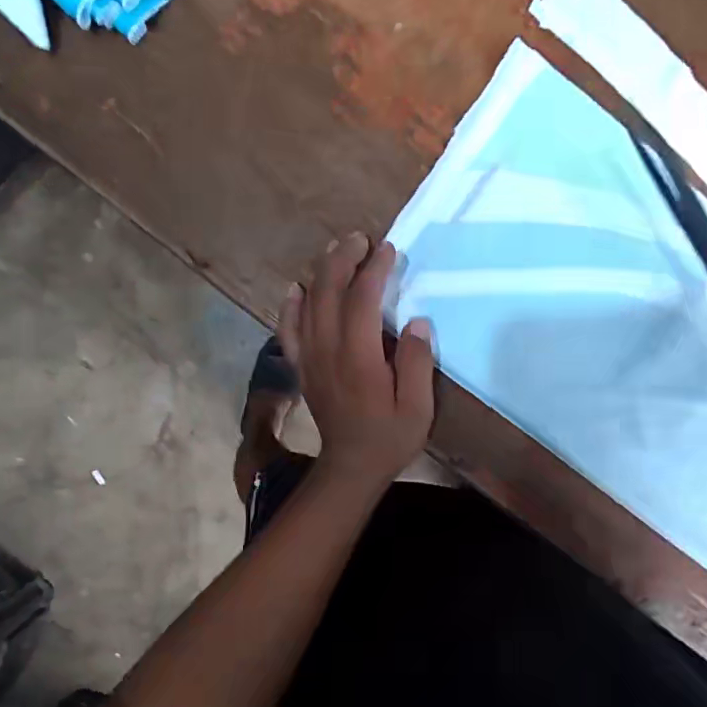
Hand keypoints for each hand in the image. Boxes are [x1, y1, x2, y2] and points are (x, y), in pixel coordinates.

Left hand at [279, 232, 434, 488]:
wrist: (351, 467)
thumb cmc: (389, 437)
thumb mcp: (417, 407)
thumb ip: (416, 362)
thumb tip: (415, 322)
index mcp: (358, 357)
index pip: (361, 300)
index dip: (374, 269)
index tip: (388, 249)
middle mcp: (328, 351)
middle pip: (328, 292)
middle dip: (343, 260)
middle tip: (360, 239)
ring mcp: (310, 358)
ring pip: (308, 304)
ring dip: (321, 273)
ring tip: (337, 251)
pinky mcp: (303, 367)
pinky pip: (289, 329)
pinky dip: (291, 306)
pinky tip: (296, 288)